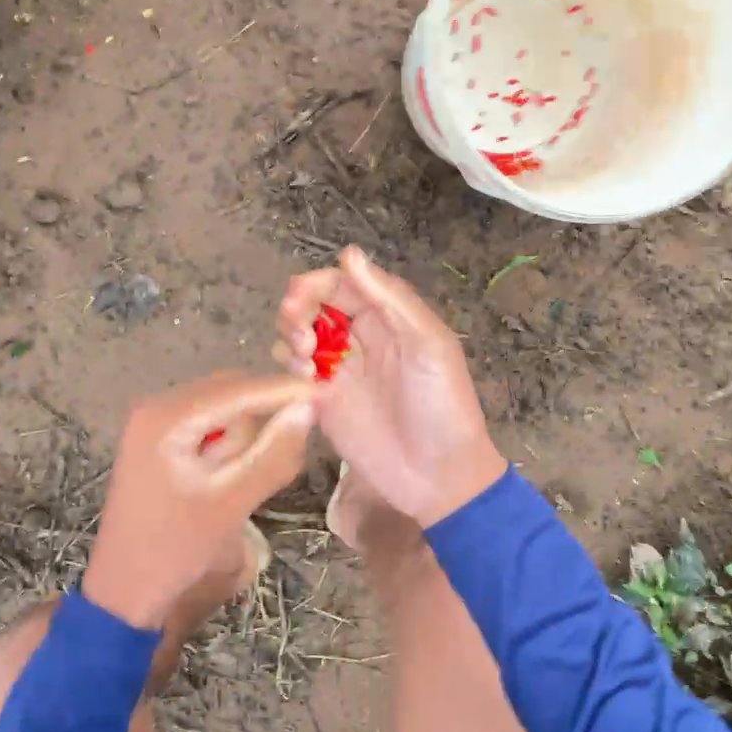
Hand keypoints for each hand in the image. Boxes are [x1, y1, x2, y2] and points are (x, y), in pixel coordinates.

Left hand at [82, 374, 315, 628]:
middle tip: (299, 436)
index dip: (282, 389)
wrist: (124, 592)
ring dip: (249, 430)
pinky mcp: (160, 441)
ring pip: (222, 407)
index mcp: (165, 418)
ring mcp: (155, 423)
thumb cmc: (176, 549)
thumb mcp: (232, 502)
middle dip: (265, 410)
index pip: (236, 388)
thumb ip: (273, 454)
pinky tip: (243, 468)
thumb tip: (308, 409)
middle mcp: (156, 407)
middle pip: (228, 390)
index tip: (324, 393)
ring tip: (262, 467)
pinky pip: (209, 424)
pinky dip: (233, 441)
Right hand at [276, 246, 506, 526]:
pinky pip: (294, 374)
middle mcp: (360, 339)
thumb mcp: (427, 344)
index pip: (343, 285)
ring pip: (299, 335)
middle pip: (315, 306)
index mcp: (389, 318)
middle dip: (297, 307)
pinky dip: (288, 369)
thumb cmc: (442, 406)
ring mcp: (339, 371)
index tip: (300, 293)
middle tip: (296, 325)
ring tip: (304, 357)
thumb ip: (390, 298)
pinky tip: (303, 381)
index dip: (318, 283)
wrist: (439, 477)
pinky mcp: (323, 403)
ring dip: (291, 336)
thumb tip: (349, 254)